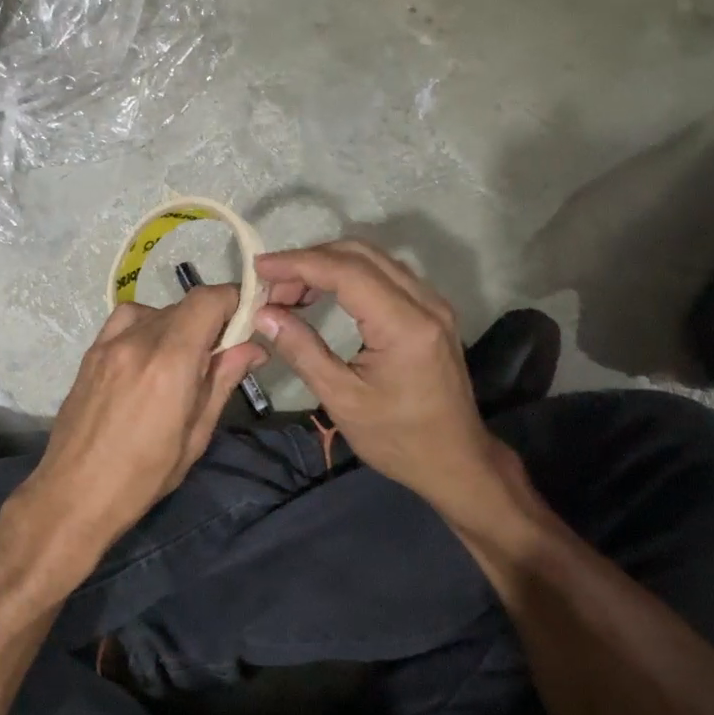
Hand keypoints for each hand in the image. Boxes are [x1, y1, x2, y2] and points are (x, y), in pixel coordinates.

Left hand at [24, 285, 267, 546]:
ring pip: (155, 311)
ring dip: (177, 325)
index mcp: (170, 363)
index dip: (233, 302)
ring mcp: (108, 345)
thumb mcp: (195, 436)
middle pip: (184, 305)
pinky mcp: (90, 354)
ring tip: (182, 361)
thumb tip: (253, 347)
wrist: (73, 495)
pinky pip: (125, 322)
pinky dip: (146, 327)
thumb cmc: (142, 478)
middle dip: (210, 321)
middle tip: (220, 355)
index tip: (247, 322)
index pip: (208, 301)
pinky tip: (149, 359)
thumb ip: (223, 382)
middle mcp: (138, 341)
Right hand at [254, 240, 520, 511]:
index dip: (299, 264)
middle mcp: (425, 303)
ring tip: (290, 292)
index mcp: (404, 325)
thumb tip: (264, 315)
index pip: (347, 272)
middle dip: (311, 261)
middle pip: (361, 254)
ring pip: (374, 260)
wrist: (453, 460)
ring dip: (329, 265)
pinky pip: (385, 276)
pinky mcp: (431, 312)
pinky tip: (322, 296)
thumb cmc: (396, 439)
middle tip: (272, 288)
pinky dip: (349, 276)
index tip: (259, 269)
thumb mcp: (342, 399)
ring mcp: (432, 304)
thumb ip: (302, 351)